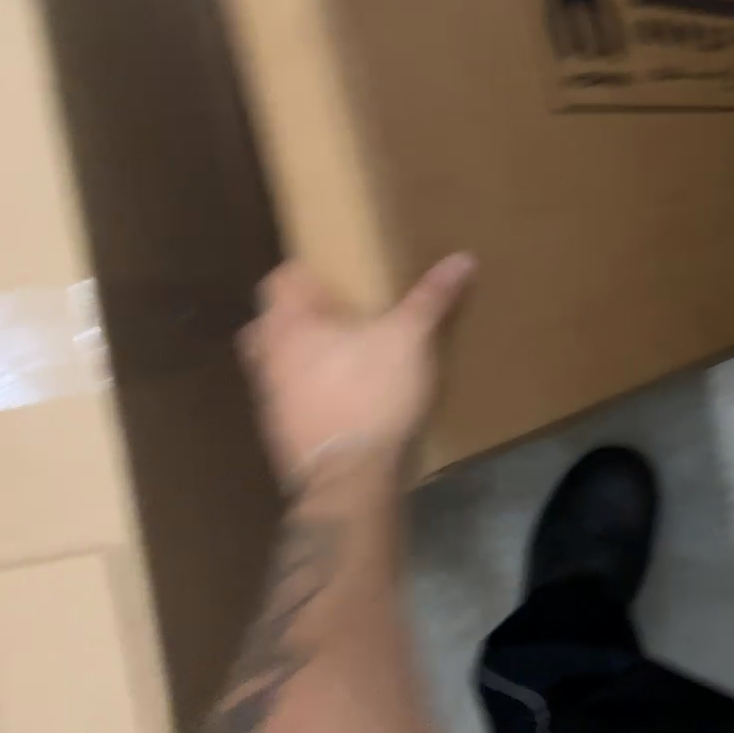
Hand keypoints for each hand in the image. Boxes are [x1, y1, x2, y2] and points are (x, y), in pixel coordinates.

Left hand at [239, 254, 476, 483]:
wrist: (350, 475)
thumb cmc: (372, 392)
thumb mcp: (412, 338)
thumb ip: (432, 298)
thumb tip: (462, 257)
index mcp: (291, 325)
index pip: (280, 280)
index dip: (306, 270)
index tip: (337, 270)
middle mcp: (270, 356)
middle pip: (272, 322)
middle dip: (302, 313)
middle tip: (341, 310)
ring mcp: (272, 397)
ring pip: (281, 360)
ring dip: (306, 352)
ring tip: (350, 350)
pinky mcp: (286, 429)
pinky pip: (295, 394)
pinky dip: (316, 386)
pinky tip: (350, 392)